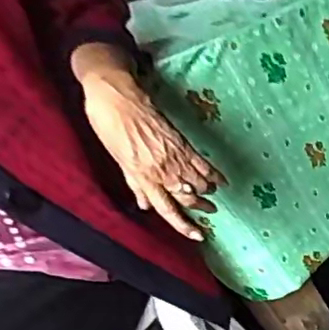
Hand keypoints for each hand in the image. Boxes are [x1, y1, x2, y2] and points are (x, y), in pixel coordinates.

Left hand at [74, 47, 225, 241]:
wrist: (114, 94)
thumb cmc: (108, 124)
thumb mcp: (117, 158)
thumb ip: (134, 182)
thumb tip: (143, 204)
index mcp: (143, 177)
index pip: (167, 209)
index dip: (183, 225)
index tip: (198, 235)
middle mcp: (162, 172)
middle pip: (188, 199)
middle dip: (201, 207)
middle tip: (209, 210)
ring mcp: (175, 158)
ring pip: (200, 185)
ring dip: (208, 192)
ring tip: (210, 193)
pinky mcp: (184, 145)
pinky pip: (205, 166)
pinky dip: (215, 175)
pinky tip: (220, 181)